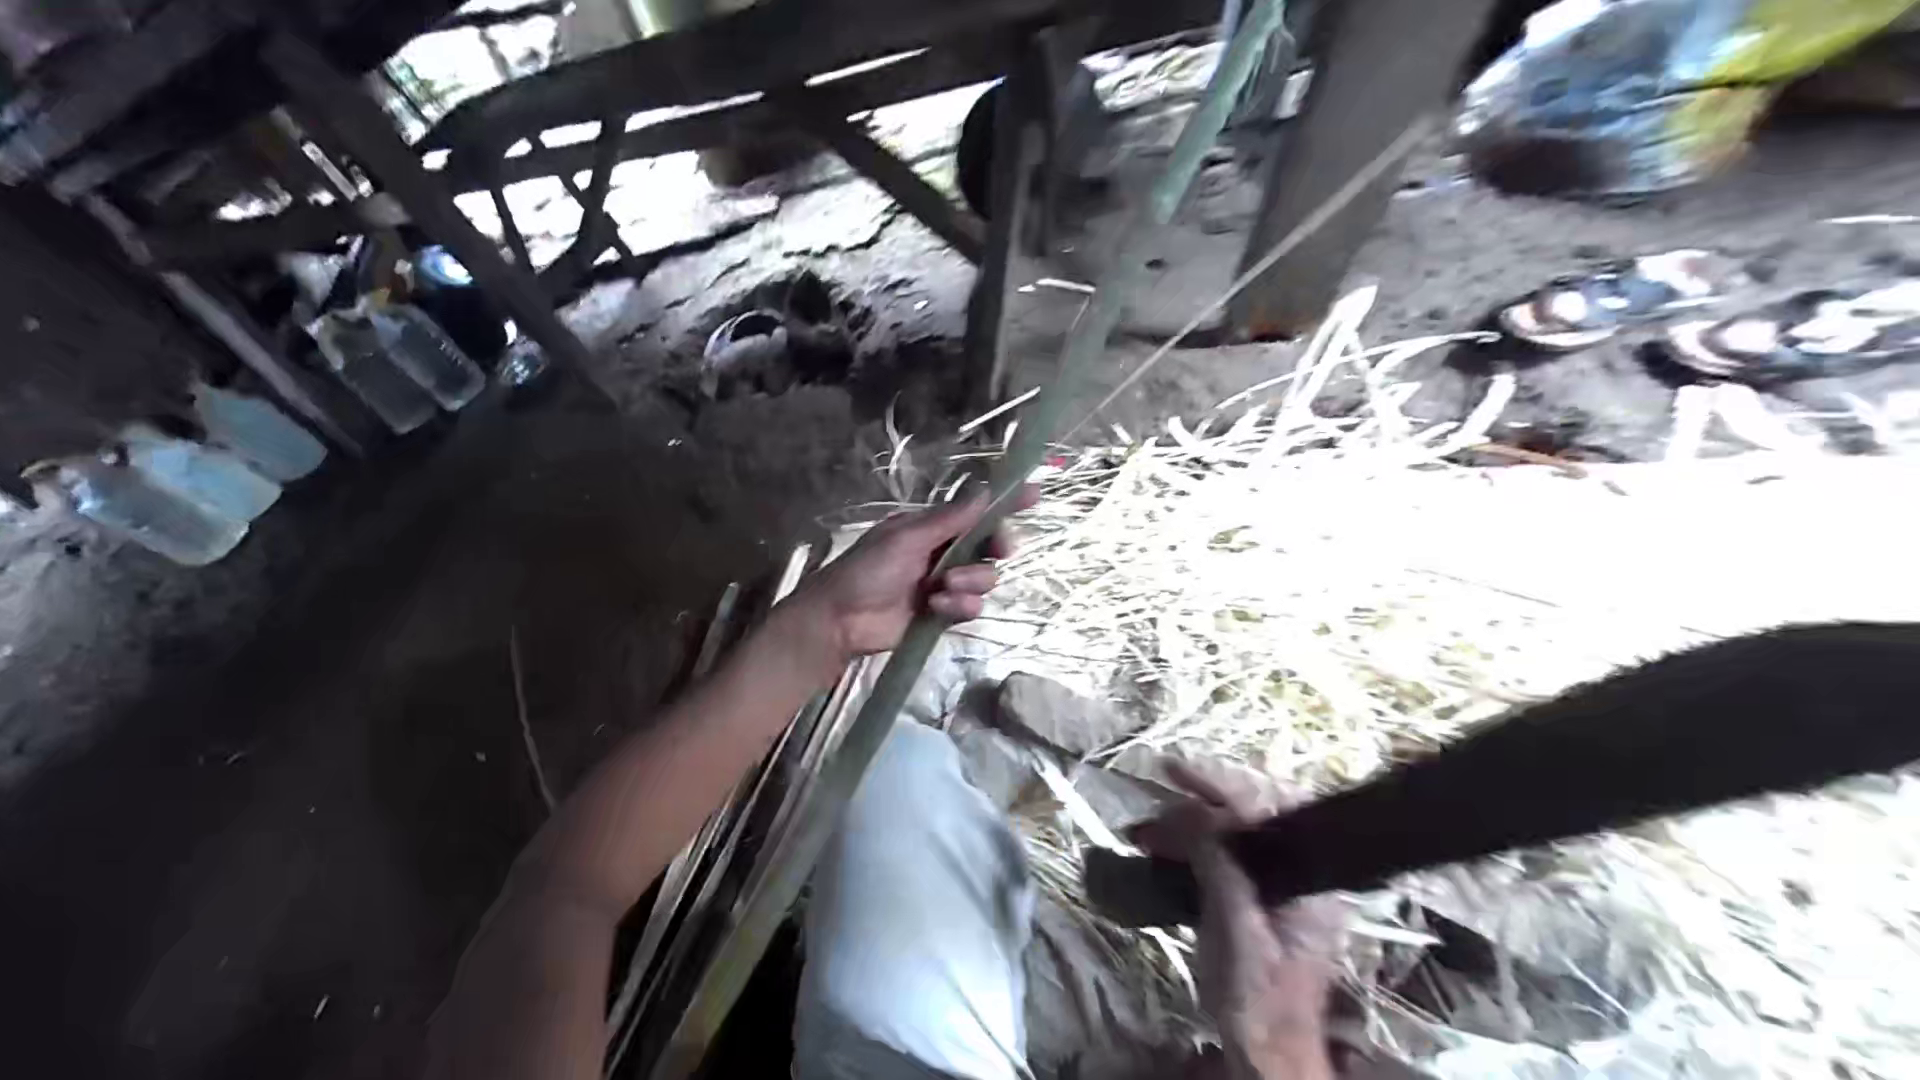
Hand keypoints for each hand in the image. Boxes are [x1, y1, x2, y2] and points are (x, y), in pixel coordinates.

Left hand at [779, 486, 1033, 672]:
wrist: (840, 619)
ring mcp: (944, 584)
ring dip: (970, 582)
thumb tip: (986, 492)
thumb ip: (949, 520)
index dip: (1004, 503)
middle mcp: (943, 552)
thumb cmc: (866, 570)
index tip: (1033, 494)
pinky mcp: (943, 612)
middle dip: (994, 549)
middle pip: (989, 547)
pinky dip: (959, 607)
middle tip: (1000, 551)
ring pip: (984, 579)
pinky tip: (936, 608)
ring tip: (942, 588)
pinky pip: (971, 606)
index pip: (975, 511)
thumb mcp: (906, 539)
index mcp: (932, 528)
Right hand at [1136, 761, 1343, 1079]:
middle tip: (1155, 798)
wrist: (1265, 1056)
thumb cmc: (1256, 1001)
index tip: (1173, 770)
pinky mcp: (1255, 895)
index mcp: (1311, 879)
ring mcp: (1278, 883)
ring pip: (1231, 831)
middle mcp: (1300, 871)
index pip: (1265, 809)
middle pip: (1249, 811)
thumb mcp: (1234, 930)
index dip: (1218, 782)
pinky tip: (1160, 847)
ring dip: (1185, 824)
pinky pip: (1221, 853)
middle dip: (1197, 801)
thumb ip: (1218, 865)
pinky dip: (1188, 845)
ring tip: (1145, 831)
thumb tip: (1188, 810)